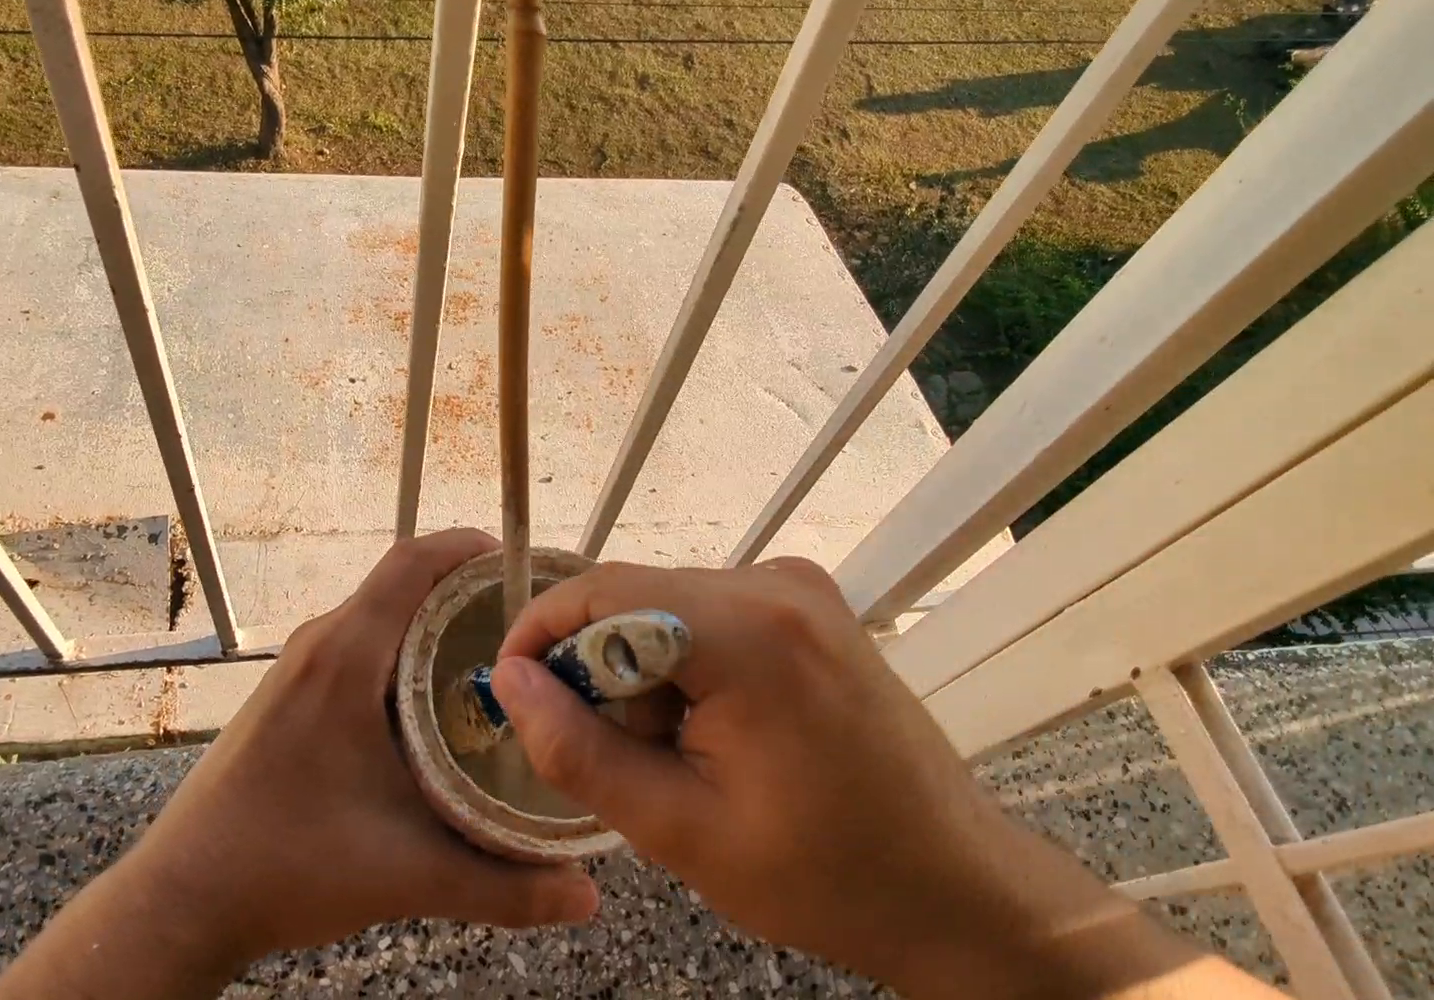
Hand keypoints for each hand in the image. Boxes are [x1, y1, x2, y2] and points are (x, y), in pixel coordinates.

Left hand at [0, 529, 596, 999]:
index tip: (523, 562)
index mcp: (344, 657)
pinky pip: (360, 644)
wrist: (183, 897)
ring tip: (497, 656)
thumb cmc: (286, 865)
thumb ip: (504, 887)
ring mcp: (299, 668)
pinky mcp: (291, 694)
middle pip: (401, 585)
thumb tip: (589, 897)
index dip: (466, 547)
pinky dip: (406, 649)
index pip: (410, 564)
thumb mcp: (406, 873)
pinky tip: (437, 698)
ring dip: (435, 622)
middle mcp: (319, 645)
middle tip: (530, 623)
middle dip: (466, 590)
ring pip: (380, 617)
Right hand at [489, 559, 1240, 999]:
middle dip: (599, 669)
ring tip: (679, 755)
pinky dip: (683, 662)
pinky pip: (706, 612)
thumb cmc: (824, 874)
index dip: (540, 634)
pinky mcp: (808, 603)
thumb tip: (511, 681)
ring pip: (664, 606)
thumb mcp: (678, 830)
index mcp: (750, 632)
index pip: (602, 592)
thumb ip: (578, 751)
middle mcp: (774, 583)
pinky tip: (714, 728)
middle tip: (618, 754)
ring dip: (642, 671)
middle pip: (633, 598)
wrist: (958, 887)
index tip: (514, 691)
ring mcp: (798, 586)